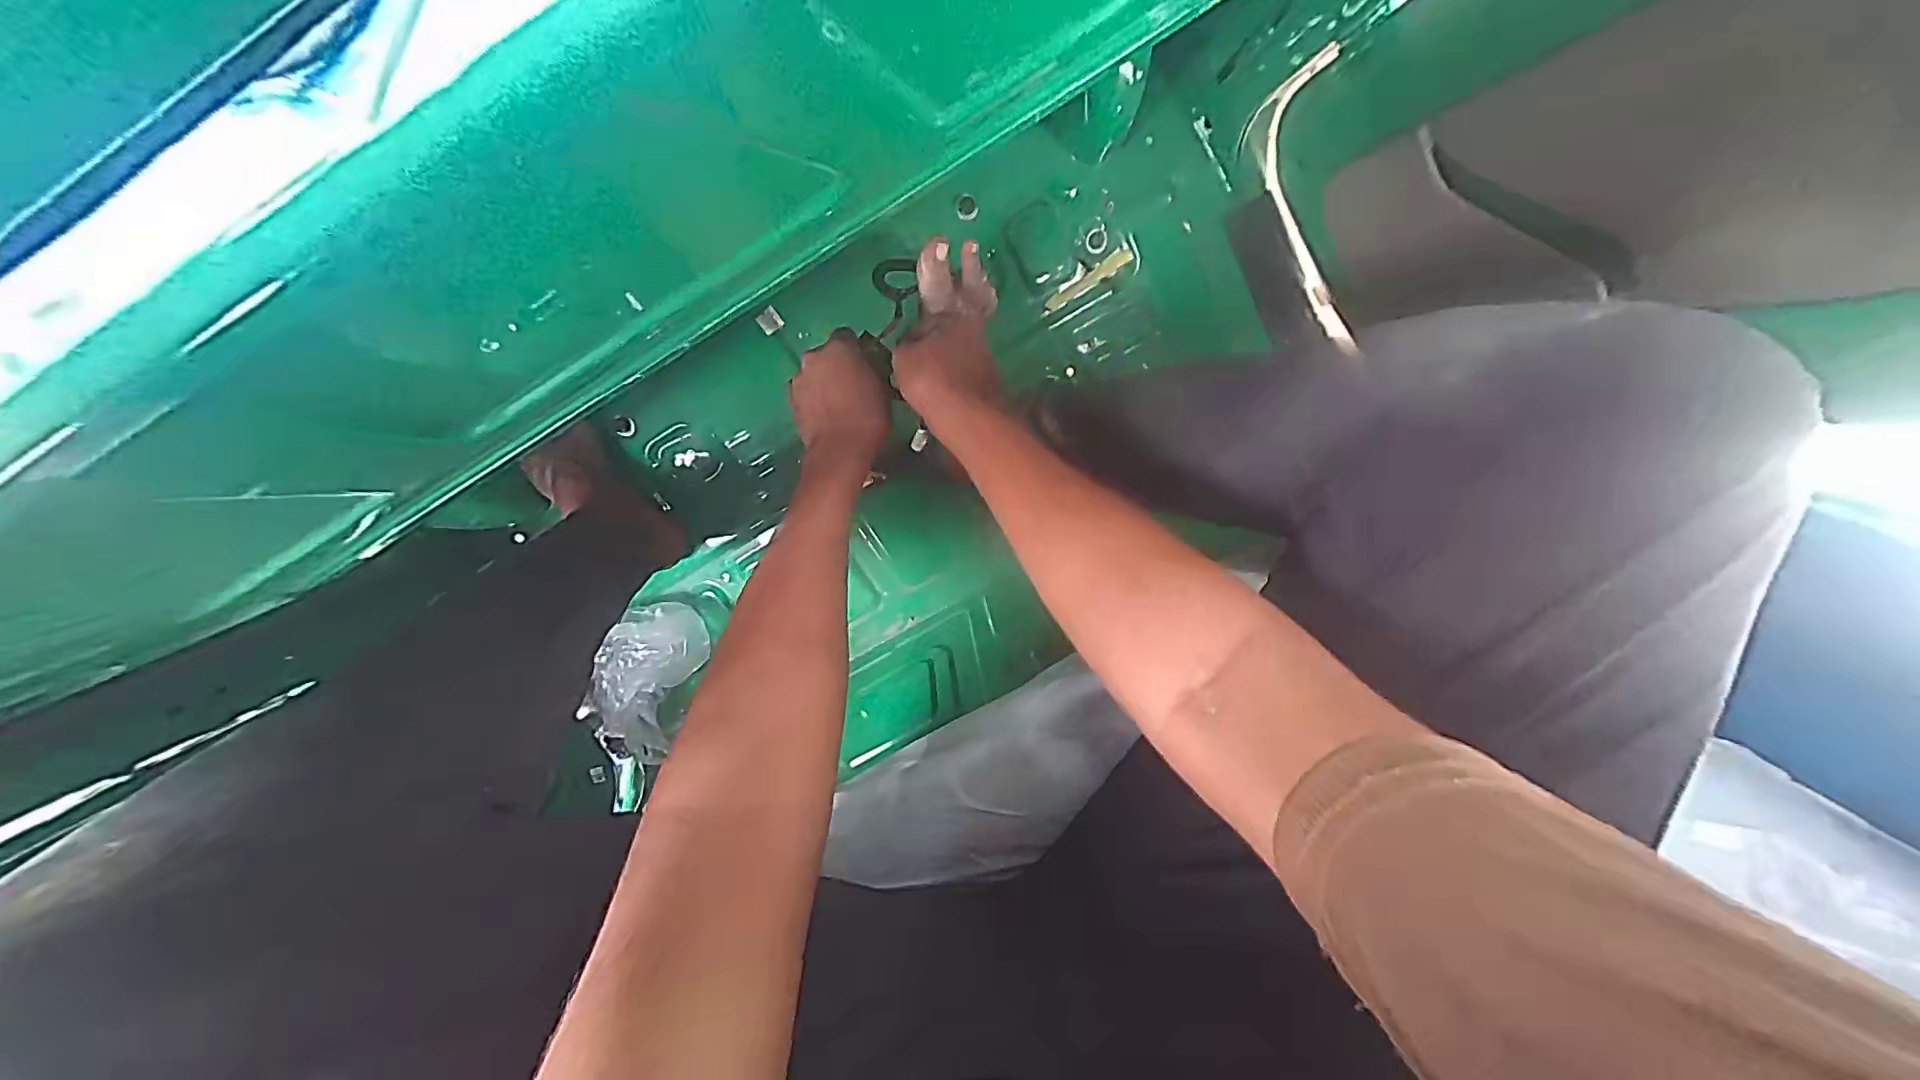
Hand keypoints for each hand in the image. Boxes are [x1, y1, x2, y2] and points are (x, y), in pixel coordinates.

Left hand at [789, 329, 892, 464]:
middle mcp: (814, 356)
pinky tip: (828, 413)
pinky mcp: (791, 400)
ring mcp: (799, 378)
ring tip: (841, 402)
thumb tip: (870, 361)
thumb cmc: (869, 417)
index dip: (858, 349)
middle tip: (855, 384)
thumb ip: (873, 366)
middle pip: (828, 354)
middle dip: (839, 365)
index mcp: (839, 347)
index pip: (848, 336)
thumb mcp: (883, 387)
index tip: (867, 363)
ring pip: (815, 373)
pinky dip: (815, 397)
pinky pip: (807, 391)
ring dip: (825, 381)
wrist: (839, 451)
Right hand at [892, 236, 1000, 419]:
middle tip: (970, 247)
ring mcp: (980, 343)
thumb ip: (908, 342)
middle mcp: (967, 322)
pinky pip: (977, 333)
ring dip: (976, 290)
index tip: (938, 241)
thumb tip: (914, 339)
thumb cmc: (931, 381)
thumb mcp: (904, 359)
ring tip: (976, 280)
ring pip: (980, 308)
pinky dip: (973, 321)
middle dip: (970, 268)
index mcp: (944, 312)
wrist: (969, 416)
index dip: (932, 262)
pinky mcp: (984, 364)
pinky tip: (964, 330)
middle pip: (973, 288)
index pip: (935, 280)